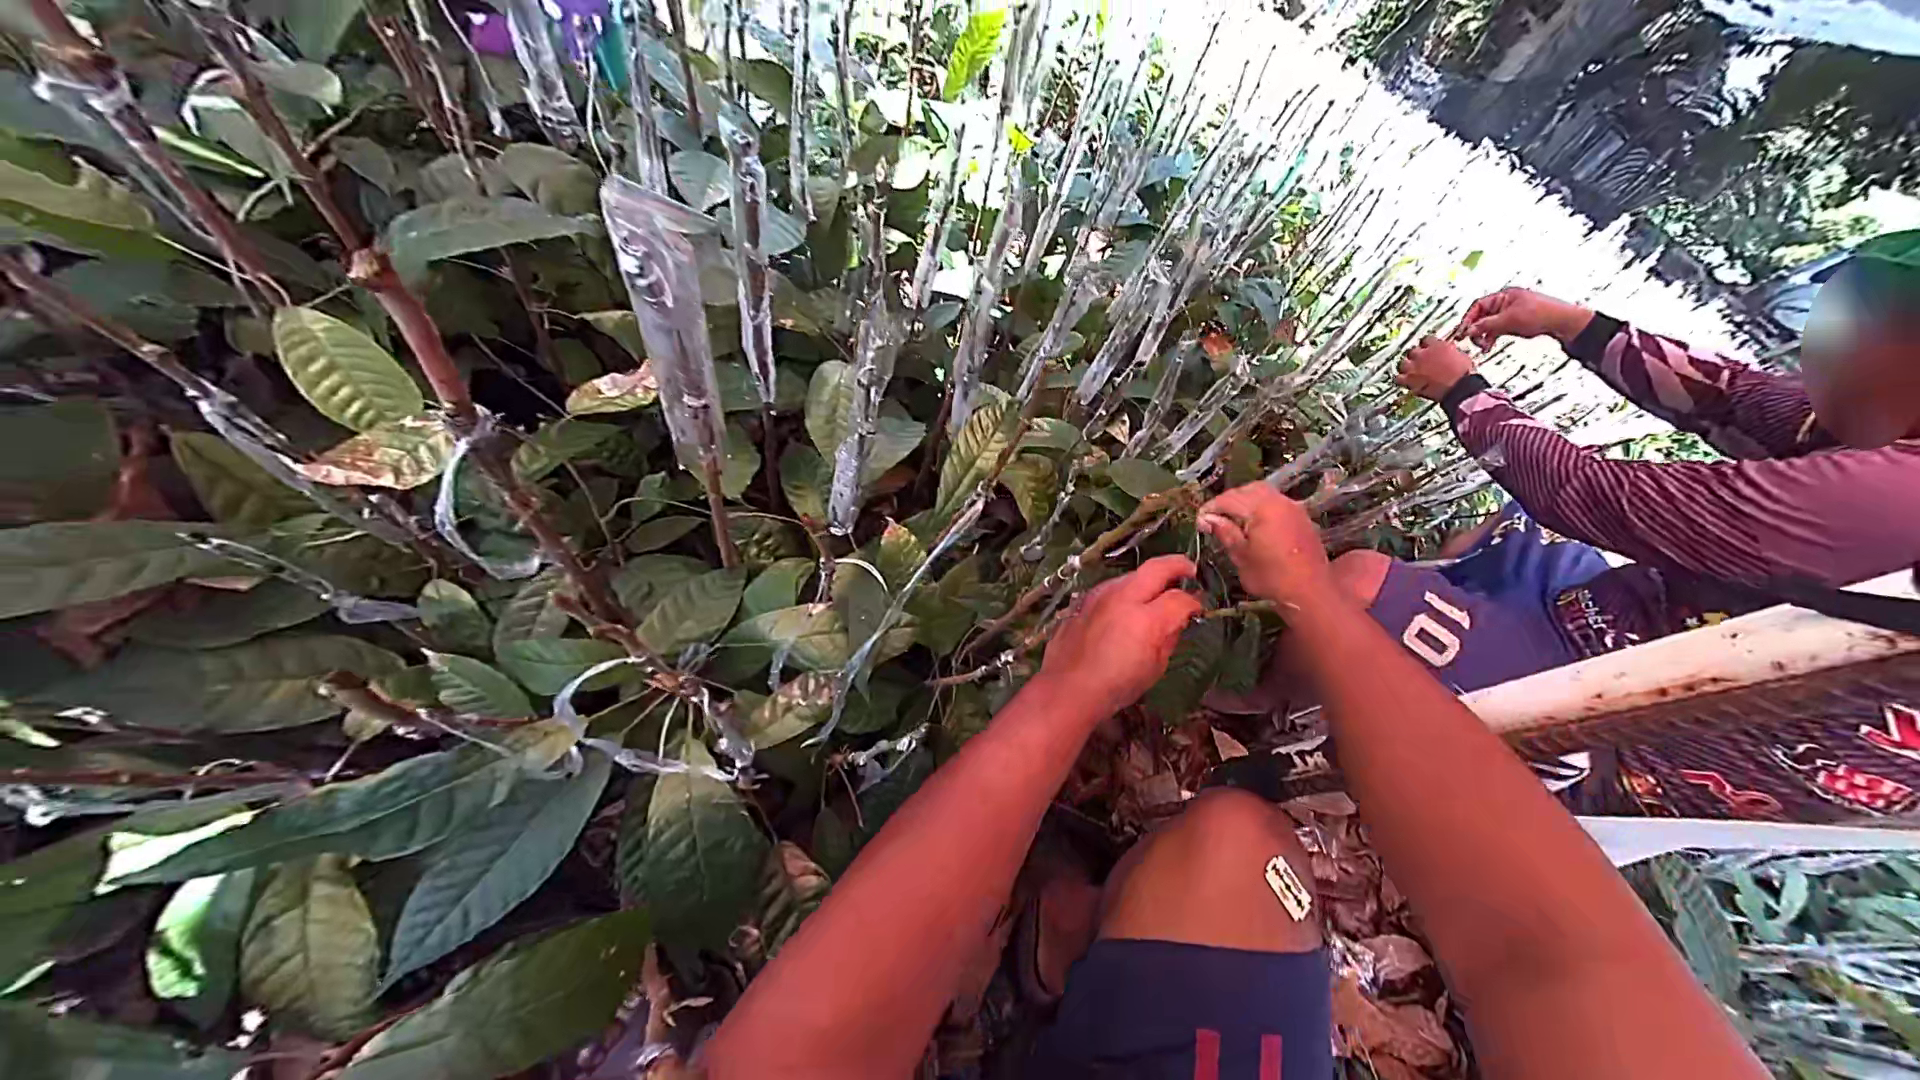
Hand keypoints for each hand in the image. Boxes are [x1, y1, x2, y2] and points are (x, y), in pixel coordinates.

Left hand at [1036, 555, 1201, 717]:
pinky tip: (1126, 606)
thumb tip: (1177, 620)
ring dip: (1148, 578)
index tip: (1198, 608)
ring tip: (1156, 591)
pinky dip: (1125, 591)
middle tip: (1189, 571)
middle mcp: (1122, 598)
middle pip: (1156, 568)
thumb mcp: (1155, 667)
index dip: (1194, 602)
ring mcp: (1099, 595)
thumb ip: (1169, 637)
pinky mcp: (1083, 600)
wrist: (1068, 687)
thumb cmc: (1116, 686)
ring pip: (1131, 575)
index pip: (1180, 599)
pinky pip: (1111, 588)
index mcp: (1146, 619)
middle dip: (1177, 566)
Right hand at [1195, 483, 1332, 606]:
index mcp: (1262, 509)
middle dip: (1228, 501)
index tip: (1200, 522)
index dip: (1211, 508)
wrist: (1309, 592)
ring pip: (1263, 493)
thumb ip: (1224, 532)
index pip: (1228, 499)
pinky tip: (1254, 524)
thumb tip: (1207, 518)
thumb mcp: (1240, 556)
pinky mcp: (1301, 517)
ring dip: (1245, 501)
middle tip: (1215, 519)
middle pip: (1247, 490)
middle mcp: (1279, 502)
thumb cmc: (1270, 576)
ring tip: (1233, 520)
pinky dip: (1261, 507)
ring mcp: (1293, 508)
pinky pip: (1276, 502)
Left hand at [1396, 336, 1476, 400]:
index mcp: (1437, 345)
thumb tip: (1446, 351)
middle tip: (1419, 361)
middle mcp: (1422, 354)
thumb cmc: (1463, 373)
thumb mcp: (1459, 354)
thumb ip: (1448, 350)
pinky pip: (1398, 378)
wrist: (1458, 387)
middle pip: (1412, 351)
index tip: (1427, 348)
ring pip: (1403, 363)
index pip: (1426, 339)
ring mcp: (1414, 367)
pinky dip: (1401, 379)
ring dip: (1407, 366)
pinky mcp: (1408, 380)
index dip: (1426, 344)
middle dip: (1416, 356)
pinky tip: (1405, 381)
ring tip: (1411, 371)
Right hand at [1453, 287, 1592, 348]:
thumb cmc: (1542, 313)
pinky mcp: (1511, 323)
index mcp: (1504, 296)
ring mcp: (1508, 314)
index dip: (1468, 319)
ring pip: (1486, 326)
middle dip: (1475, 330)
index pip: (1478, 306)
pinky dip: (1490, 339)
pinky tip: (1489, 346)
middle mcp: (1504, 304)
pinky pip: (1494, 331)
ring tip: (1483, 345)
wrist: (1561, 322)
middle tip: (1472, 340)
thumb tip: (1468, 330)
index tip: (1463, 331)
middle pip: (1480, 317)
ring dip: (1482, 337)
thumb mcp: (1508, 319)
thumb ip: (1485, 325)